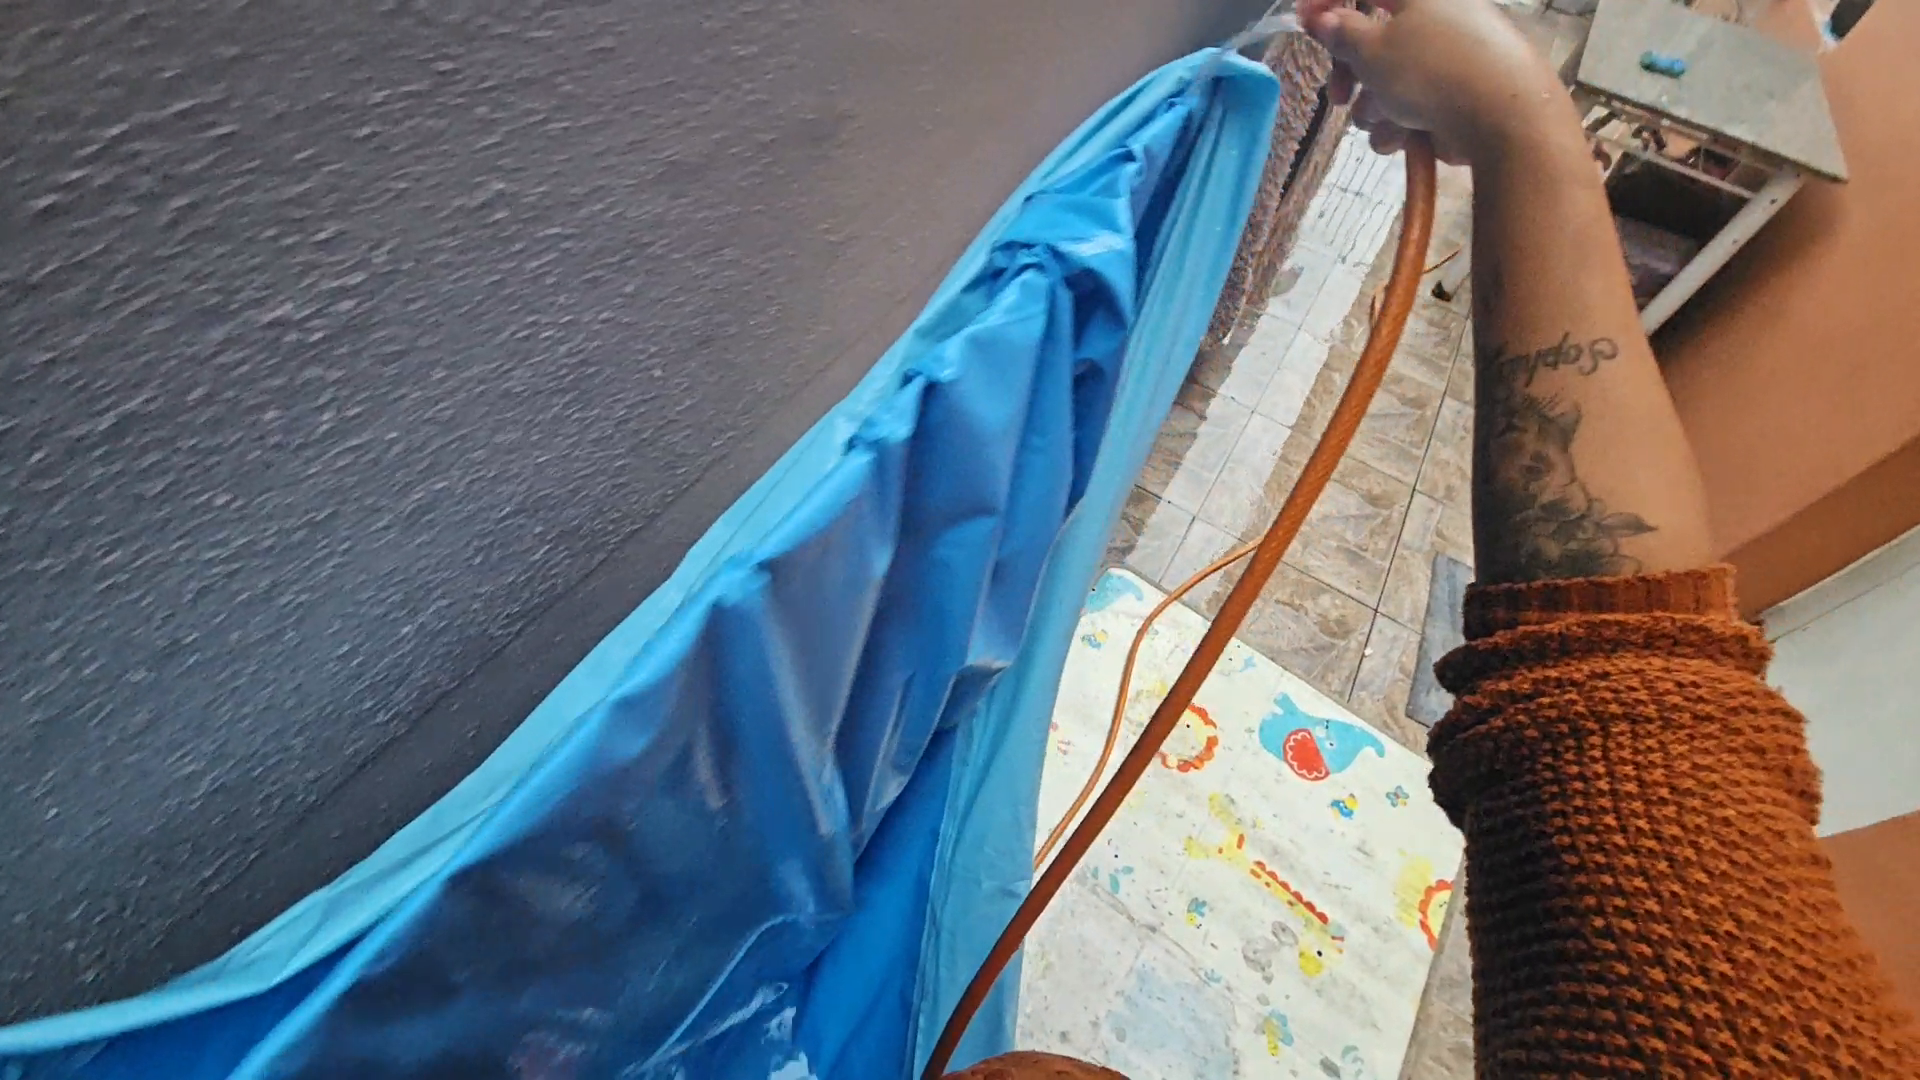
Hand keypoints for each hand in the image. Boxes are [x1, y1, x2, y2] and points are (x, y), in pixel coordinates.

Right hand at [1295, 0, 1568, 164]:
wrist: (1498, 113)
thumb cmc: (1431, 69)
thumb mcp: (1373, 50)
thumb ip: (1342, 34)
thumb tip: (1320, 18)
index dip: (1329, 1)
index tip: (1302, 20)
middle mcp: (1431, 18)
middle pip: (1372, 42)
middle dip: (1350, 74)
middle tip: (1339, 98)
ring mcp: (1442, 57)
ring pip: (1384, 83)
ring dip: (1374, 108)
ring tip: (1386, 119)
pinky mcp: (1449, 93)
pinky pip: (1406, 108)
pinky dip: (1398, 124)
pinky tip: (1406, 135)